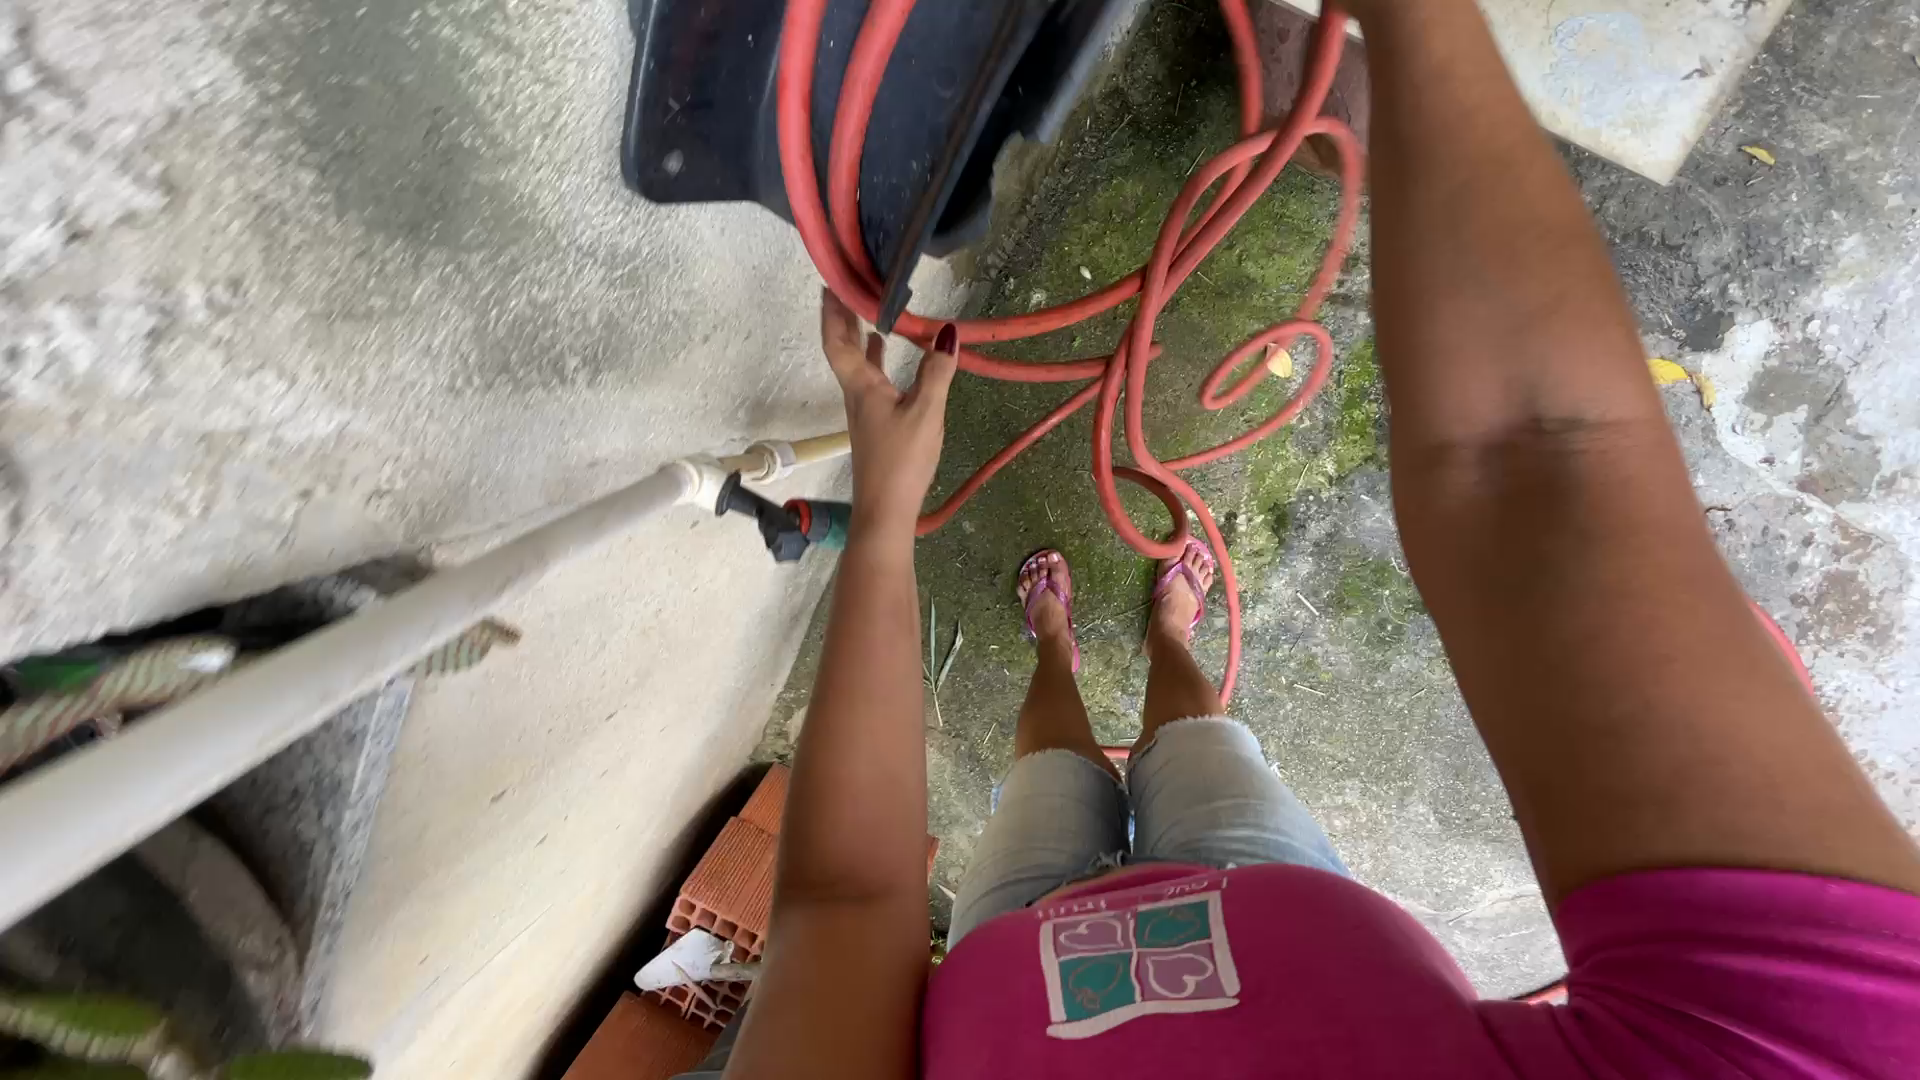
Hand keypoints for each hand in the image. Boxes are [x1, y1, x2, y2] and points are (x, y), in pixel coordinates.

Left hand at [819, 289, 958, 533]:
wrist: (886, 509)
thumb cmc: (901, 461)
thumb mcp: (926, 413)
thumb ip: (936, 372)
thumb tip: (948, 333)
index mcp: (861, 387)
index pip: (838, 340)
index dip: (832, 311)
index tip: (831, 281)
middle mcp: (856, 395)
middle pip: (843, 349)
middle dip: (843, 317)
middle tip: (847, 286)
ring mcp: (864, 411)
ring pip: (857, 365)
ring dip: (859, 337)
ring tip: (868, 311)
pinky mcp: (875, 426)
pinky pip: (871, 381)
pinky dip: (877, 362)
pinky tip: (889, 359)